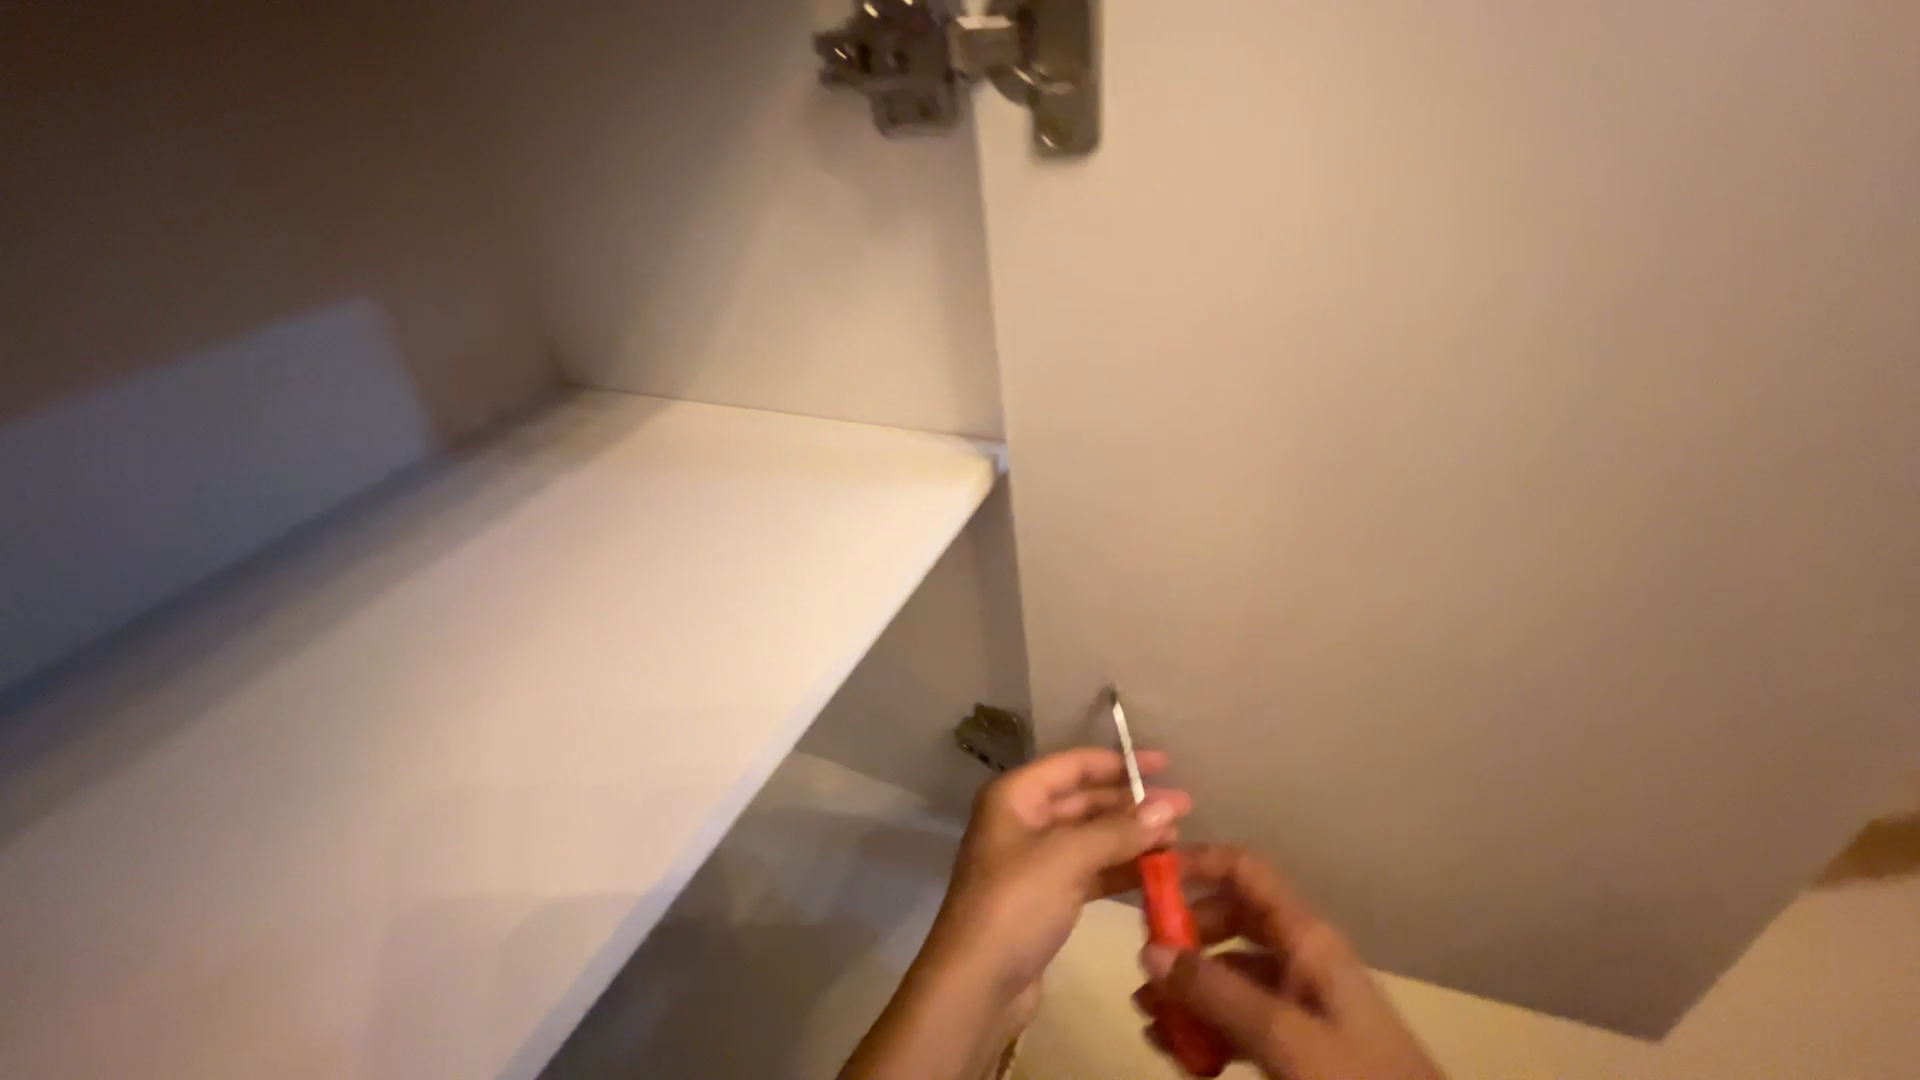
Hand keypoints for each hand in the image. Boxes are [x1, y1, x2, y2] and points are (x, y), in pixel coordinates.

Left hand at [838, 748, 1191, 1079]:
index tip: (1165, 764)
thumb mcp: (1067, 858)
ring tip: (1179, 840)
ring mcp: (1033, 861)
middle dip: (1132, 803)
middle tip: (1185, 808)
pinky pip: (1089, 871)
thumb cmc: (1016, 905)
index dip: (1119, 762)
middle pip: (1084, 800)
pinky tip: (1156, 872)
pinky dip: (1119, 868)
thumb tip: (1167, 809)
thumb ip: (1118, 831)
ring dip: (1130, 837)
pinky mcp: (1045, 897)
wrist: (977, 984)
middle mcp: (1022, 820)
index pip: (1073, 765)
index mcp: (1015, 796)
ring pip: (1090, 838)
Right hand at [1134, 846, 1442, 1079]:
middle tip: (1146, 969)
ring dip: (1186, 991)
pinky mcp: (1297, 1042)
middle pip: (1228, 919)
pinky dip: (1206, 1027)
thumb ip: (1216, 993)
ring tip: (1149, 1020)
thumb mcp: (1285, 1038)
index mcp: (1305, 937)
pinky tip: (1177, 1053)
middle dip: (1181, 939)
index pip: (1244, 869)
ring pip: (1228, 973)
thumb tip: (1150, 951)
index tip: (1145, 879)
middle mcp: (1299, 956)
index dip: (1195, 862)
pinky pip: (1239, 1017)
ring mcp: (1298, 1000)